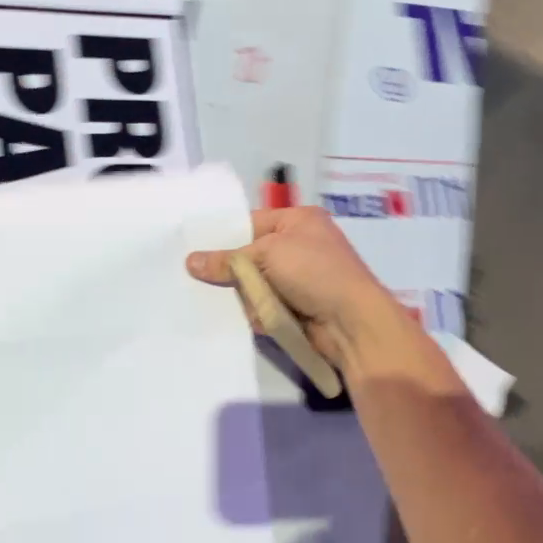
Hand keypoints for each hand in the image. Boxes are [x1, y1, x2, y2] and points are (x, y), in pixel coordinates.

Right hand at [186, 207, 403, 370]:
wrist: (351, 322)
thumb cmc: (314, 272)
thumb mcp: (268, 254)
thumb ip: (228, 260)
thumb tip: (190, 262)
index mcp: (298, 220)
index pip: (250, 222)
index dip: (224, 236)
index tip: (194, 249)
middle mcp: (299, 246)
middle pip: (248, 256)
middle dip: (231, 271)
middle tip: (199, 279)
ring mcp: (298, 279)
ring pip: (253, 285)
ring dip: (245, 296)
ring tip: (232, 302)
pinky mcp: (296, 307)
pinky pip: (263, 306)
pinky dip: (257, 313)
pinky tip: (255, 318)